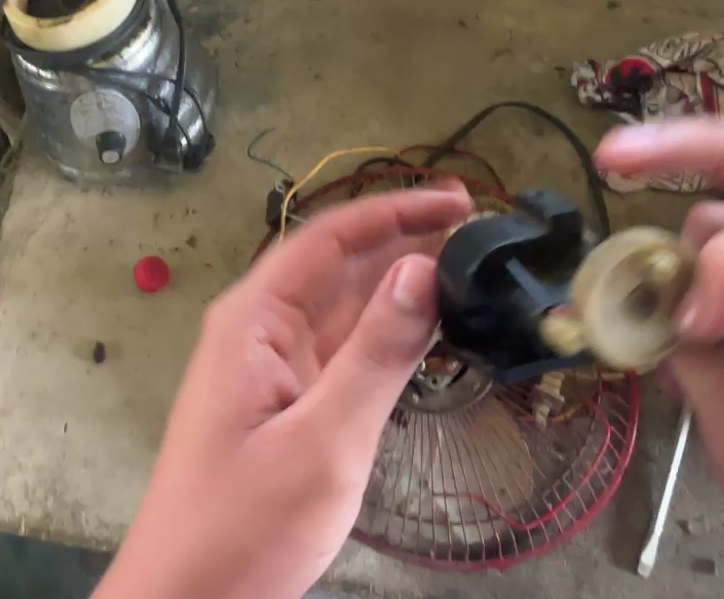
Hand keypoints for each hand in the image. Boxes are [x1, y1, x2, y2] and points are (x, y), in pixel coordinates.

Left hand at [91, 180, 473, 598]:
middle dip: (403, 240)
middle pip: (339, 264)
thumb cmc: (245, 523)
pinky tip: (430, 322)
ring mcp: (275, 361)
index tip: (457, 200)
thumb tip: (422, 269)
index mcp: (255, 316)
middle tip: (478, 230)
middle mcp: (263, 324)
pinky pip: (344, 347)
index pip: (329, 239)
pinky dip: (388, 331)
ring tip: (467, 264)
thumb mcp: (323, 440)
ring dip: (399, 282)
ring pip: (345, 304)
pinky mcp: (290, 397)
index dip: (394, 212)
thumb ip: (376, 354)